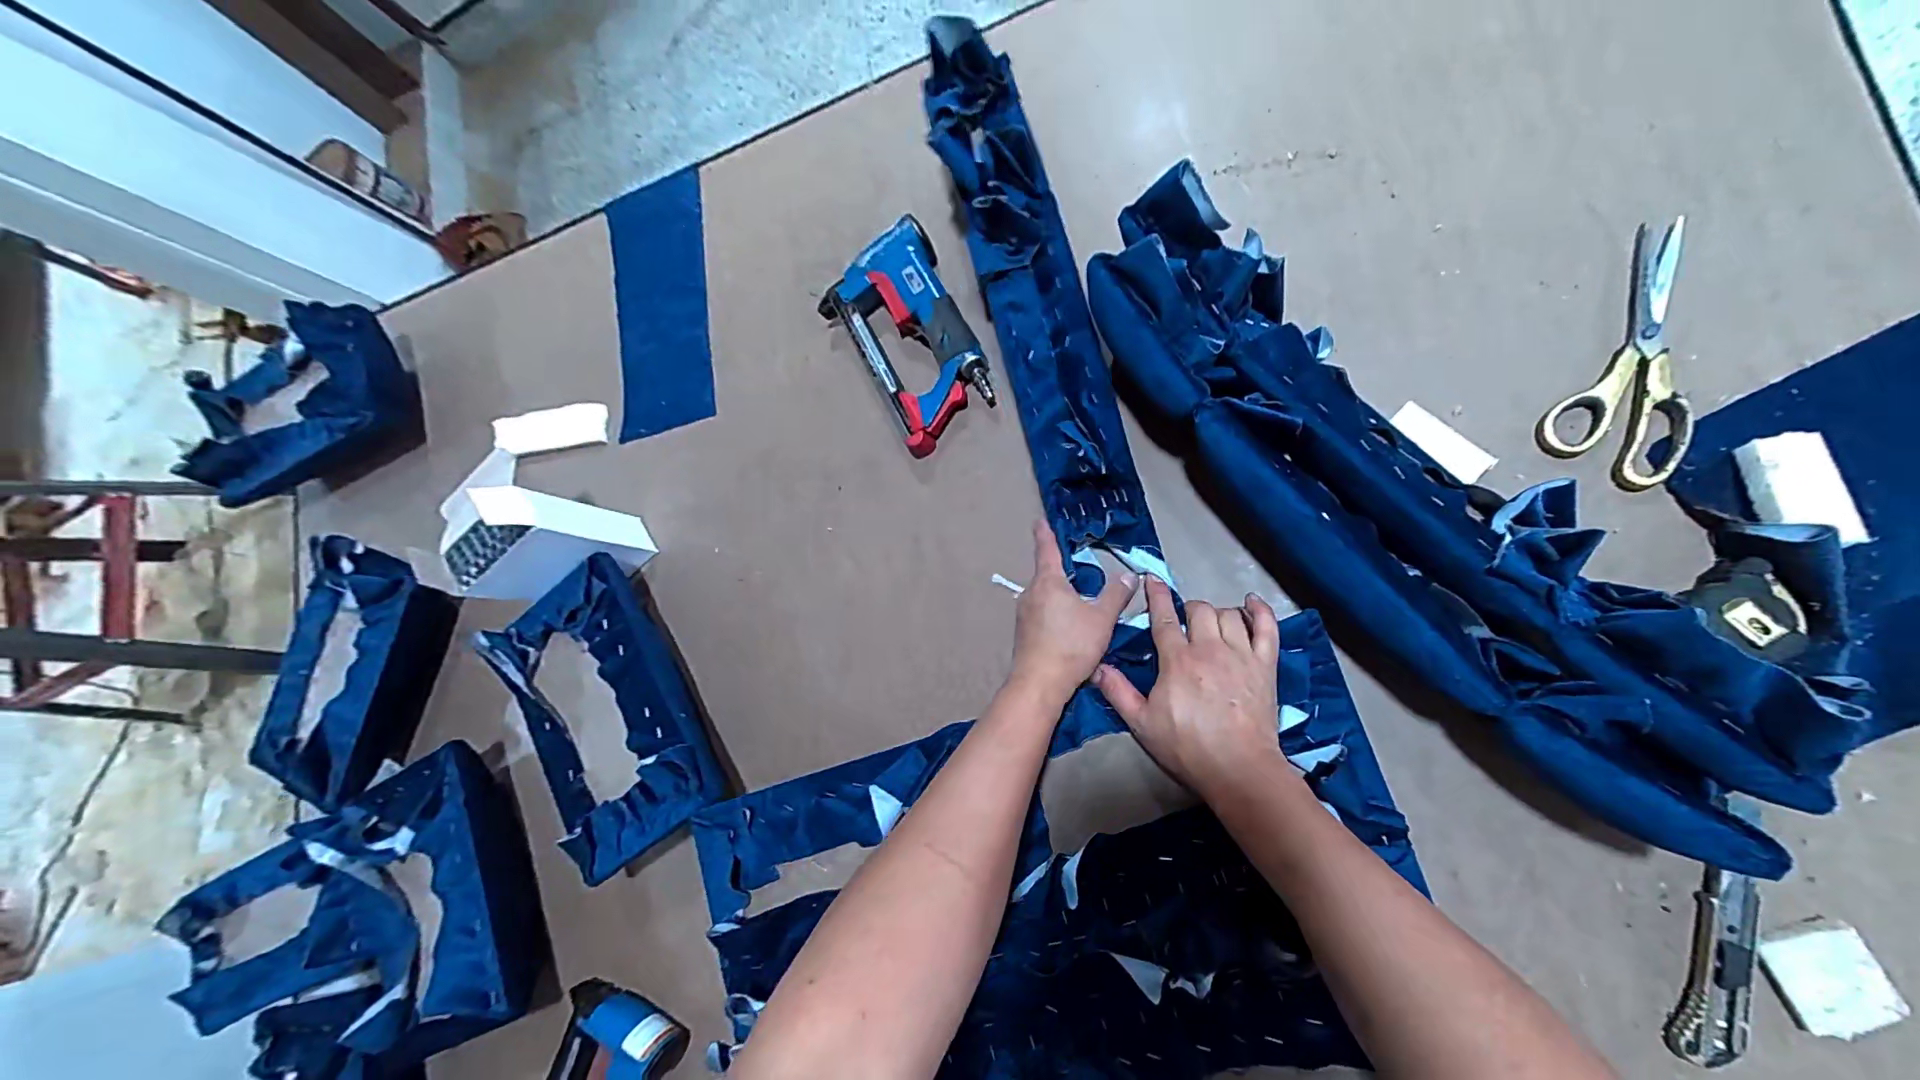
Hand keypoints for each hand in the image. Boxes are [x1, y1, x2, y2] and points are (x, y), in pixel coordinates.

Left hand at [1008, 520, 1137, 701]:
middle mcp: (1030, 593)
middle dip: (1063, 573)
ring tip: (1081, 606)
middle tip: (1081, 572)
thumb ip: (1116, 595)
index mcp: (1048, 582)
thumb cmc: (1071, 646)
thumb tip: (1129, 576)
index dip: (1045, 533)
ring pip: (1045, 597)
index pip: (1047, 549)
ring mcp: (1023, 614)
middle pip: (1047, 575)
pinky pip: (1041, 615)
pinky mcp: (1023, 634)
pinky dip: (1055, 615)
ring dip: (1060, 597)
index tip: (1040, 521)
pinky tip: (1070, 630)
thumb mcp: (1102, 619)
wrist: (1039, 683)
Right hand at [1093, 577, 1291, 799]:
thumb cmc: (1187, 747)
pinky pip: (1266, 627)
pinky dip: (1260, 610)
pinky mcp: (1265, 666)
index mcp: (1177, 660)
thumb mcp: (1142, 723)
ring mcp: (1241, 655)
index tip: (1152, 580)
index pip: (1164, 618)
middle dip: (1188, 609)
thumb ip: (1118, 692)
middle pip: (1199, 610)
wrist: (1239, 769)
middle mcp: (1209, 649)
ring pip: (1229, 615)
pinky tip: (1251, 603)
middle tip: (1184, 622)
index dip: (1157, 596)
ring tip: (1211, 624)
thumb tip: (1098, 667)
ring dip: (1217, 613)